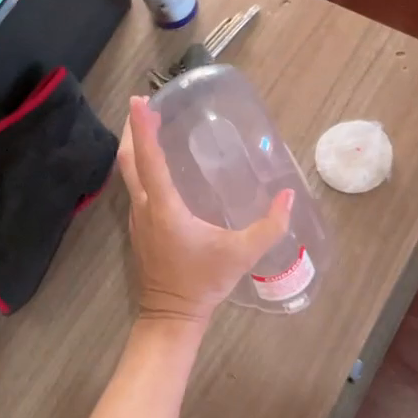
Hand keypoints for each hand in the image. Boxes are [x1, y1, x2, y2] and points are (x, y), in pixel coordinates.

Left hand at [117, 95, 293, 324]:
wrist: (171, 315)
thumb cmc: (204, 281)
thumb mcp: (242, 254)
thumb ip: (269, 226)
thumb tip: (289, 196)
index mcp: (165, 208)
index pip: (149, 159)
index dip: (143, 129)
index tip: (140, 102)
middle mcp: (145, 207)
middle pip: (129, 160)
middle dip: (133, 130)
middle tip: (143, 105)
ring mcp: (138, 217)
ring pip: (128, 173)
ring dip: (134, 146)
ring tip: (149, 125)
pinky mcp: (139, 227)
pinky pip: (134, 187)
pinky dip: (140, 166)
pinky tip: (156, 163)